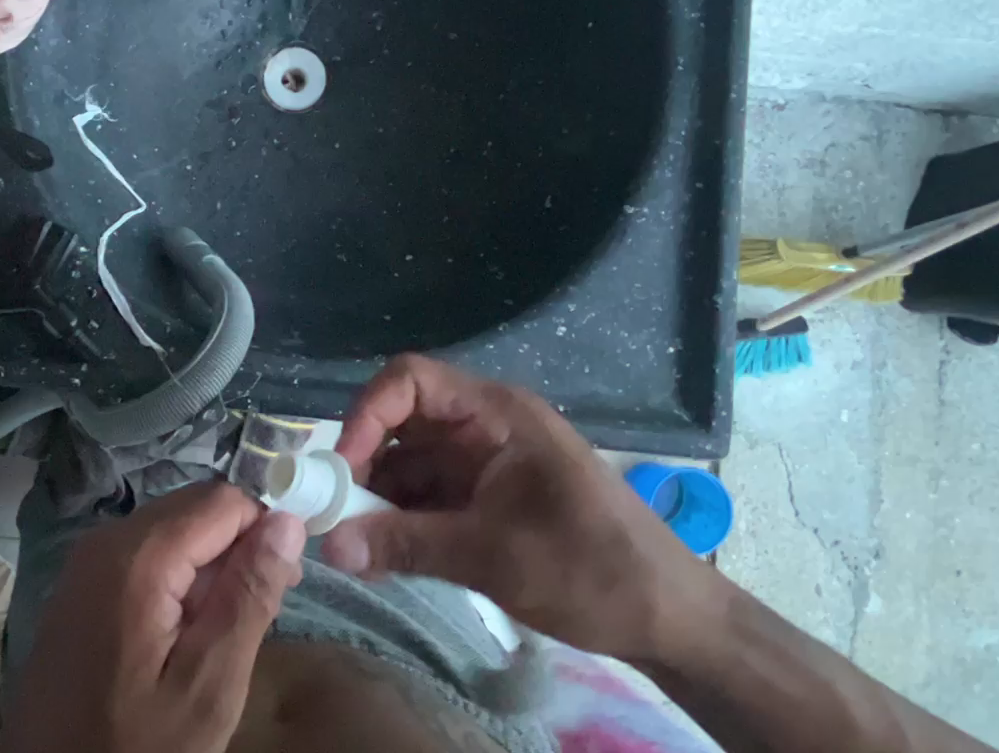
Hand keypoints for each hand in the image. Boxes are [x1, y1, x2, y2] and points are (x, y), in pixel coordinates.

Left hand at [0, 482, 306, 752]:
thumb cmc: (133, 748)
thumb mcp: (207, 686)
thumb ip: (248, 596)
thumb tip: (287, 522)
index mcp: (138, 555)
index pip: (223, 499)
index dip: (263, 529)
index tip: (284, 583)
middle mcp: (107, 538)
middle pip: (195, 508)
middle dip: (237, 547)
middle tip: (257, 615)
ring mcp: (88, 560)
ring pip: (174, 530)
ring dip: (210, 567)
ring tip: (222, 634)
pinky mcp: (81, 584)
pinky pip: (146, 555)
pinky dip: (177, 580)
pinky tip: (184, 635)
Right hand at [319, 354, 719, 664]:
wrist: (670, 617)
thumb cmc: (592, 568)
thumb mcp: (493, 556)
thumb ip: (406, 544)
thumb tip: (328, 546)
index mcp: (494, 415)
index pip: (410, 381)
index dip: (368, 414)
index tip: (345, 470)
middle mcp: (482, 428)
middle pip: (401, 424)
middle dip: (364, 465)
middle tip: (334, 514)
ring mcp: (482, 464)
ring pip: (407, 465)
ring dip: (377, 501)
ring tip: (353, 549)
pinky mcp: (482, 499)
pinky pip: (425, 498)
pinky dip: (399, 523)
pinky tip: (380, 557)